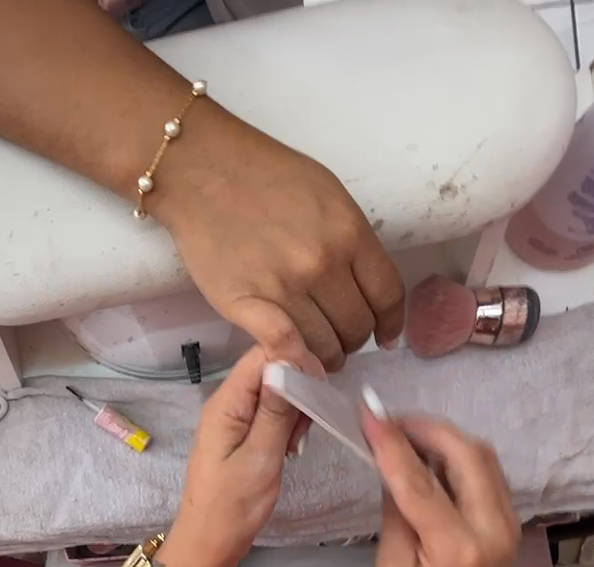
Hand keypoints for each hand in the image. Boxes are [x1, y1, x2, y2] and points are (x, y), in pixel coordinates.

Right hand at [149, 109, 404, 370]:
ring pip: (323, 346)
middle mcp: (323, 264)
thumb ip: (349, 239)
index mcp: (349, 232)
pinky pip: (283, 347)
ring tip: (315, 357)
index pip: (387, 296)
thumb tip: (360, 284)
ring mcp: (284, 287)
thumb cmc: (264, 175)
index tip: (384, 337)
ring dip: (324, 359)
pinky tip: (297, 366)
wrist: (202, 172)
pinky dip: (295, 362)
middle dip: (353, 342)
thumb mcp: (327, 194)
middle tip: (340, 344)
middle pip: (357, 327)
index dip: (390, 325)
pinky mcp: (246, 304)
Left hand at [155, 347, 301, 566]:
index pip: (263, 352)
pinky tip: (292, 447)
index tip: (318, 389)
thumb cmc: (233, 507)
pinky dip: (288, 423)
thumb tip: (289, 361)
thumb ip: (275, 410)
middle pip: (271, 366)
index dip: (295, 359)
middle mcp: (228, 402)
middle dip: (300, 385)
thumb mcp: (260, 458)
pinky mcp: (243, 434)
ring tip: (298, 442)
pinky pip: (271, 412)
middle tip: (307, 424)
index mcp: (226, 403)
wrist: (209, 544)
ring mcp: (235, 418)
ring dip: (296, 407)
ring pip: (275, 390)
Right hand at [359, 394, 521, 566]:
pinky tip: (427, 453)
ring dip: (442, 436)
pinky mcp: (510, 515)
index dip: (393, 447)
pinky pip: (485, 468)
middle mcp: (493, 528)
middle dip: (426, 428)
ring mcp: (509, 519)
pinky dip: (455, 451)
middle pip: (467, 454)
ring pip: (481, 455)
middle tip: (389, 421)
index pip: (421, 485)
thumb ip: (396, 520)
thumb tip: (392, 471)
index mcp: (457, 550)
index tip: (369, 418)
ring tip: (403, 433)